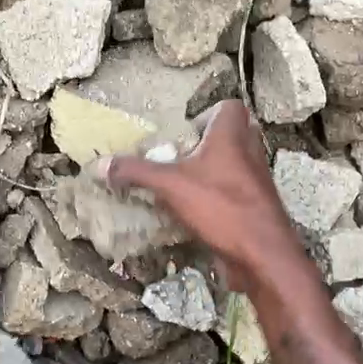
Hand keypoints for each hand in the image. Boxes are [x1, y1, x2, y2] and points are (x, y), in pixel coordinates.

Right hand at [106, 100, 316, 307]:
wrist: (263, 255)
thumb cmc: (221, 207)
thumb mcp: (169, 185)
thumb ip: (135, 172)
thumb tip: (99, 165)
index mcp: (232, 137)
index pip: (229, 107)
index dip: (206, 114)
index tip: (183, 133)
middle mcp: (249, 153)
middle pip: (233, 134)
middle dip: (206, 143)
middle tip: (180, 156)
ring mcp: (255, 182)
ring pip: (235, 164)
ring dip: (211, 170)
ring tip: (182, 184)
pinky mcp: (255, 208)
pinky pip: (234, 192)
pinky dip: (215, 196)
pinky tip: (192, 212)